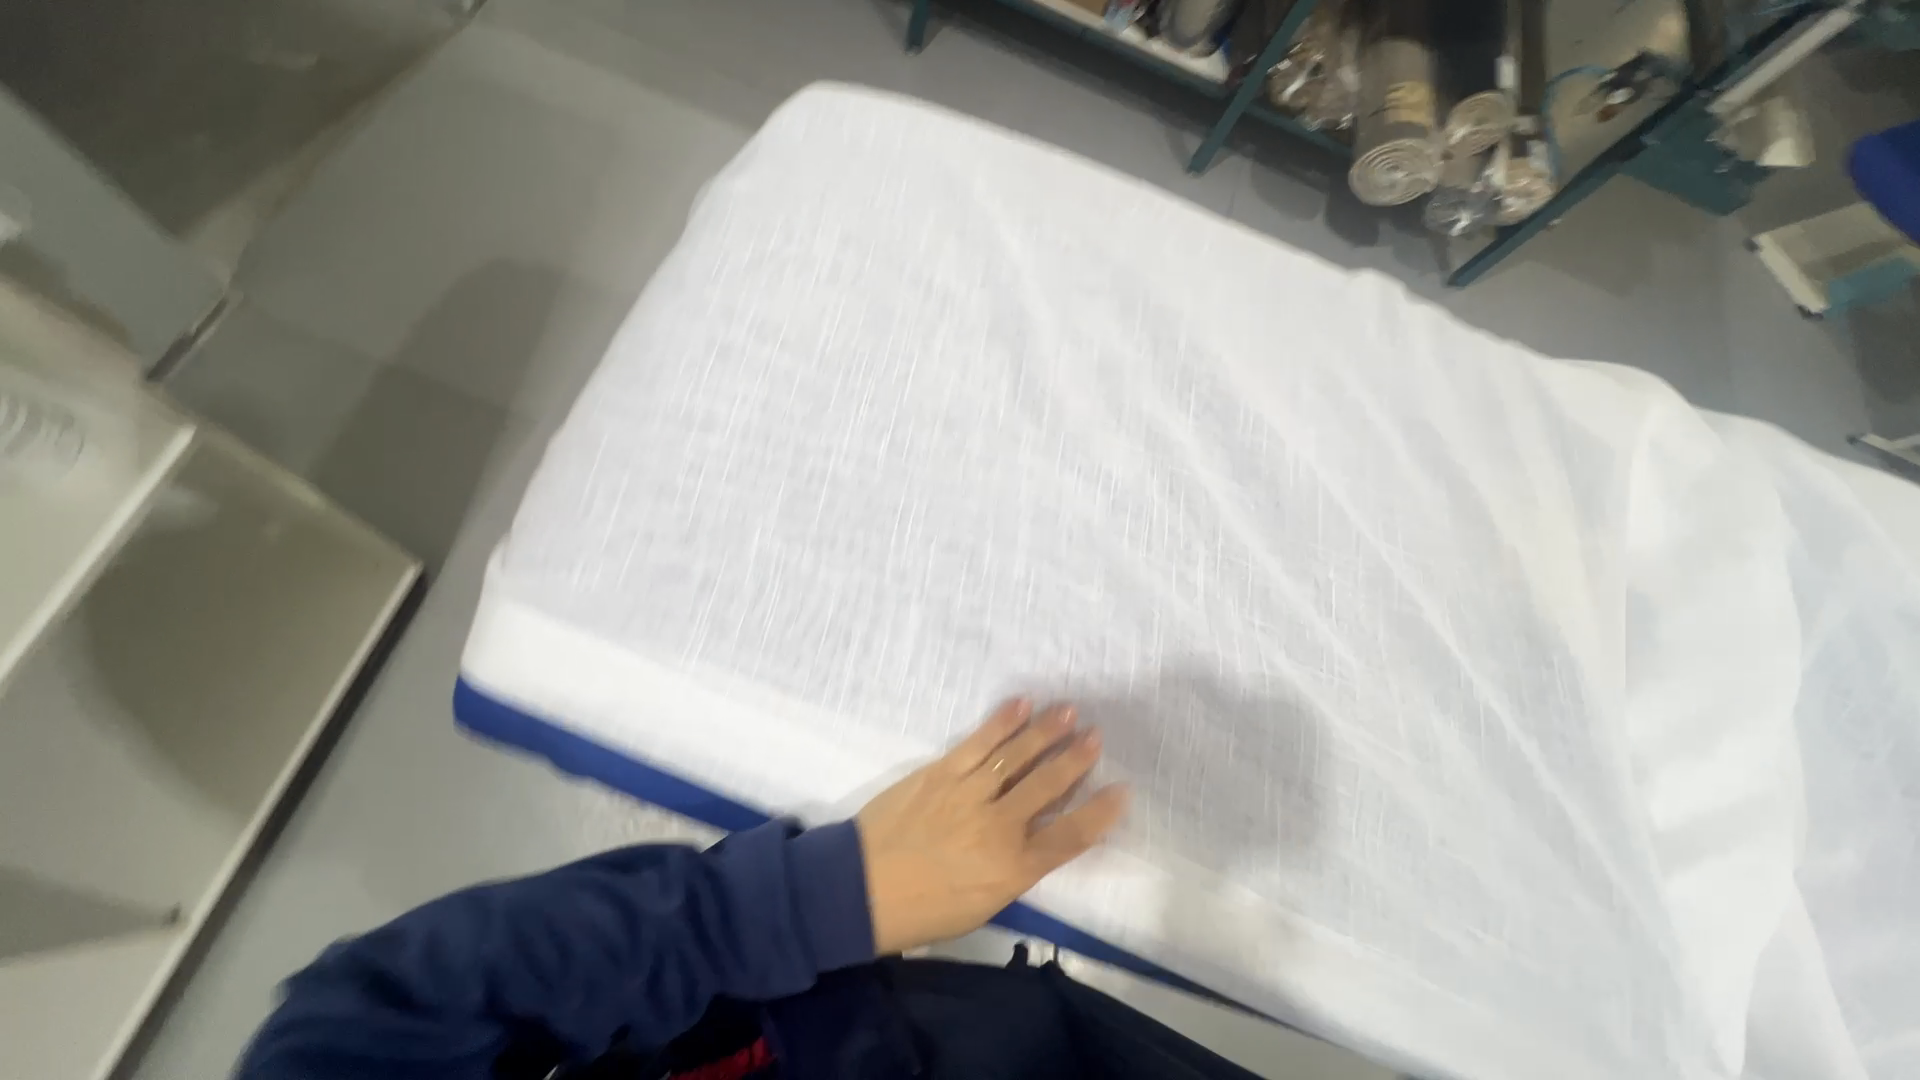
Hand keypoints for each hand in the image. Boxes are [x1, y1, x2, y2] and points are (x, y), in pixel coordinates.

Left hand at [856, 700, 1129, 954]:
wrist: (860, 890)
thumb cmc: (924, 910)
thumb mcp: (983, 904)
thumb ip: (1016, 868)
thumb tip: (1040, 835)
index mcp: (1013, 868)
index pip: (1070, 836)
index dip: (1100, 812)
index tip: (1122, 790)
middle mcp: (999, 826)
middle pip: (1048, 786)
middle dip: (1076, 759)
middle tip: (1097, 735)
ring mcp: (969, 794)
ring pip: (1017, 756)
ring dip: (1046, 731)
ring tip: (1069, 711)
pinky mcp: (941, 773)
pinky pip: (979, 742)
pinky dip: (1002, 721)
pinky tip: (1021, 704)